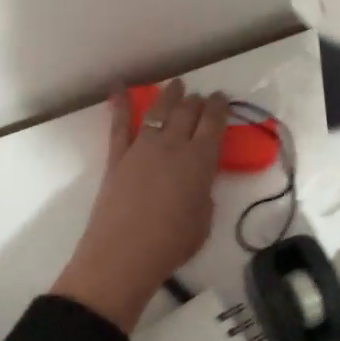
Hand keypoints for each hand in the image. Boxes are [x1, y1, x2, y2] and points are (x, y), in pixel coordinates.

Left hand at [52, 81, 228, 331]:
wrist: (124, 254)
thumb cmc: (171, 244)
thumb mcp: (204, 220)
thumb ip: (203, 194)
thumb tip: (196, 183)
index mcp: (200, 160)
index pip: (214, 123)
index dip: (220, 108)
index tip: (222, 99)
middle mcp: (173, 146)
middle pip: (187, 112)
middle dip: (197, 101)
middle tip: (201, 98)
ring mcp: (142, 148)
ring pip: (158, 111)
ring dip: (169, 95)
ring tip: (175, 86)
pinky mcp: (117, 157)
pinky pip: (119, 125)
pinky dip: (119, 104)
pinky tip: (119, 88)